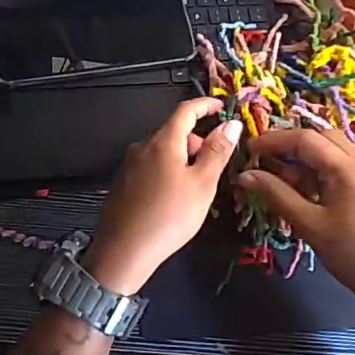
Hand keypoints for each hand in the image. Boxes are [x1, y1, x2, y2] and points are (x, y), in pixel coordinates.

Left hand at [83, 98, 241, 294]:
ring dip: (182, 155)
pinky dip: (167, 169)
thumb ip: (217, 151)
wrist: (124, 250)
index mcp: (163, 141)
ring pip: (162, 149)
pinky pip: (150, 165)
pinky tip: (174, 195)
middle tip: (214, 159)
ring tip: (197, 182)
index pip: (185, 110)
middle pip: (173, 130)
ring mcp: (130, 164)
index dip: (205, 104)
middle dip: (196, 138)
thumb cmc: (168, 217)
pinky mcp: (123, 182)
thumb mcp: (202, 184)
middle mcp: (142, 146)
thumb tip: (230, 124)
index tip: (220, 106)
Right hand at [235, 126, 354, 319]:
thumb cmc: (354, 257)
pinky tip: (318, 195)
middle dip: (294, 145)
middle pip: (325, 138)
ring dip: (312, 159)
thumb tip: (245, 175)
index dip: (274, 140)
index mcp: (350, 169)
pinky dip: (329, 171)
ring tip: (290, 182)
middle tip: (268, 161)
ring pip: (340, 152)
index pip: (306, 139)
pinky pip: (353, 168)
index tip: (250, 148)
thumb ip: (276, 195)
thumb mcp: (309, 225)